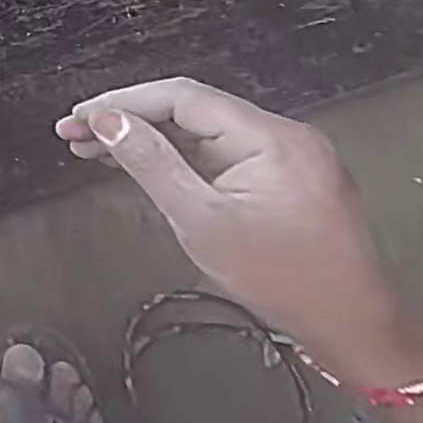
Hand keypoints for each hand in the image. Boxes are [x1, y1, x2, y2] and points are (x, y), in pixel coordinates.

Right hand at [58, 76, 422, 422]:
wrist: (350, 324)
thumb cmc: (278, 275)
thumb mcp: (200, 218)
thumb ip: (151, 162)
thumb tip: (106, 121)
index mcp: (270, 138)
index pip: (182, 98)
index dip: (123, 103)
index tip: (78, 118)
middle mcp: (278, 134)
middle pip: (185, 107)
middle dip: (124, 115)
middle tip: (72, 130)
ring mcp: (276, 153)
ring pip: (192, 127)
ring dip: (138, 133)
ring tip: (86, 144)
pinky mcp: (270, 173)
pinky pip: (208, 149)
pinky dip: (165, 152)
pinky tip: (128, 158)